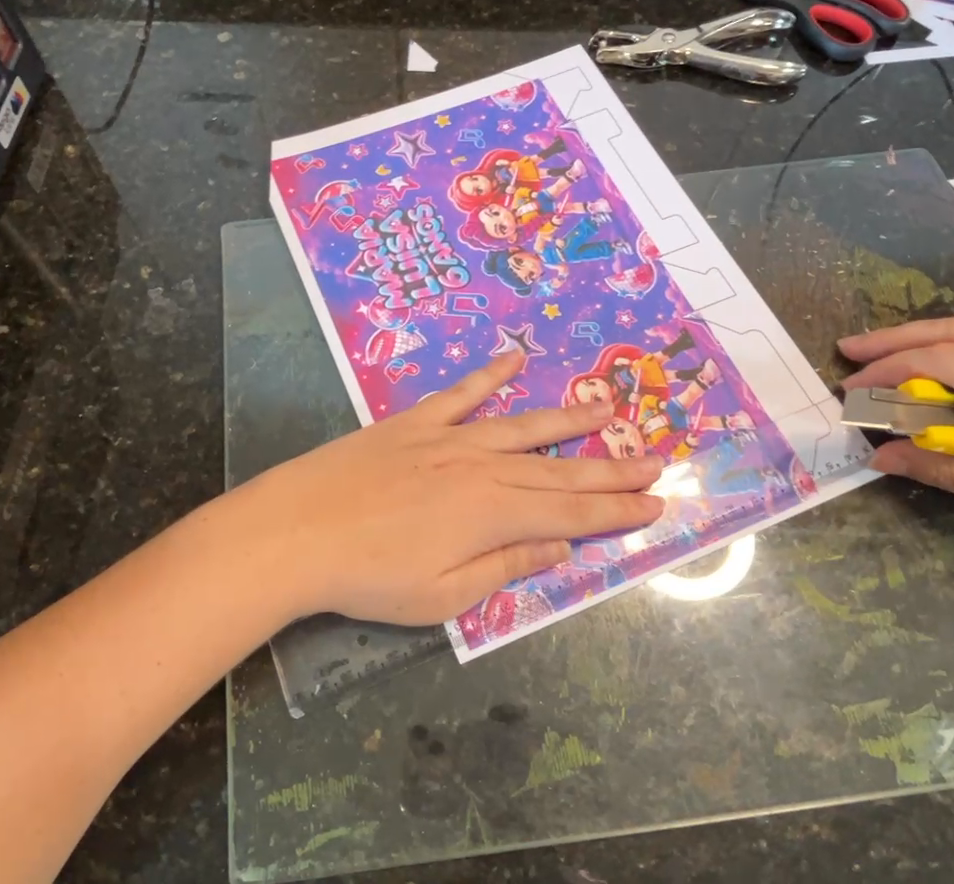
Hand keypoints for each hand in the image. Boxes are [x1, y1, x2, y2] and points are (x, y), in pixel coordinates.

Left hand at [228, 352, 665, 624]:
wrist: (295, 531)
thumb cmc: (368, 577)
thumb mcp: (443, 596)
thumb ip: (505, 568)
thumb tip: (557, 550)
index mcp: (494, 515)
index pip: (572, 516)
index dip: (617, 512)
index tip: (657, 504)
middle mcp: (482, 468)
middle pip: (560, 471)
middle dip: (612, 470)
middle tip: (658, 461)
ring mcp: (448, 439)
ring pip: (523, 427)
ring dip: (570, 420)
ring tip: (608, 409)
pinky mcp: (412, 423)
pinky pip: (460, 395)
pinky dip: (488, 376)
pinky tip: (513, 358)